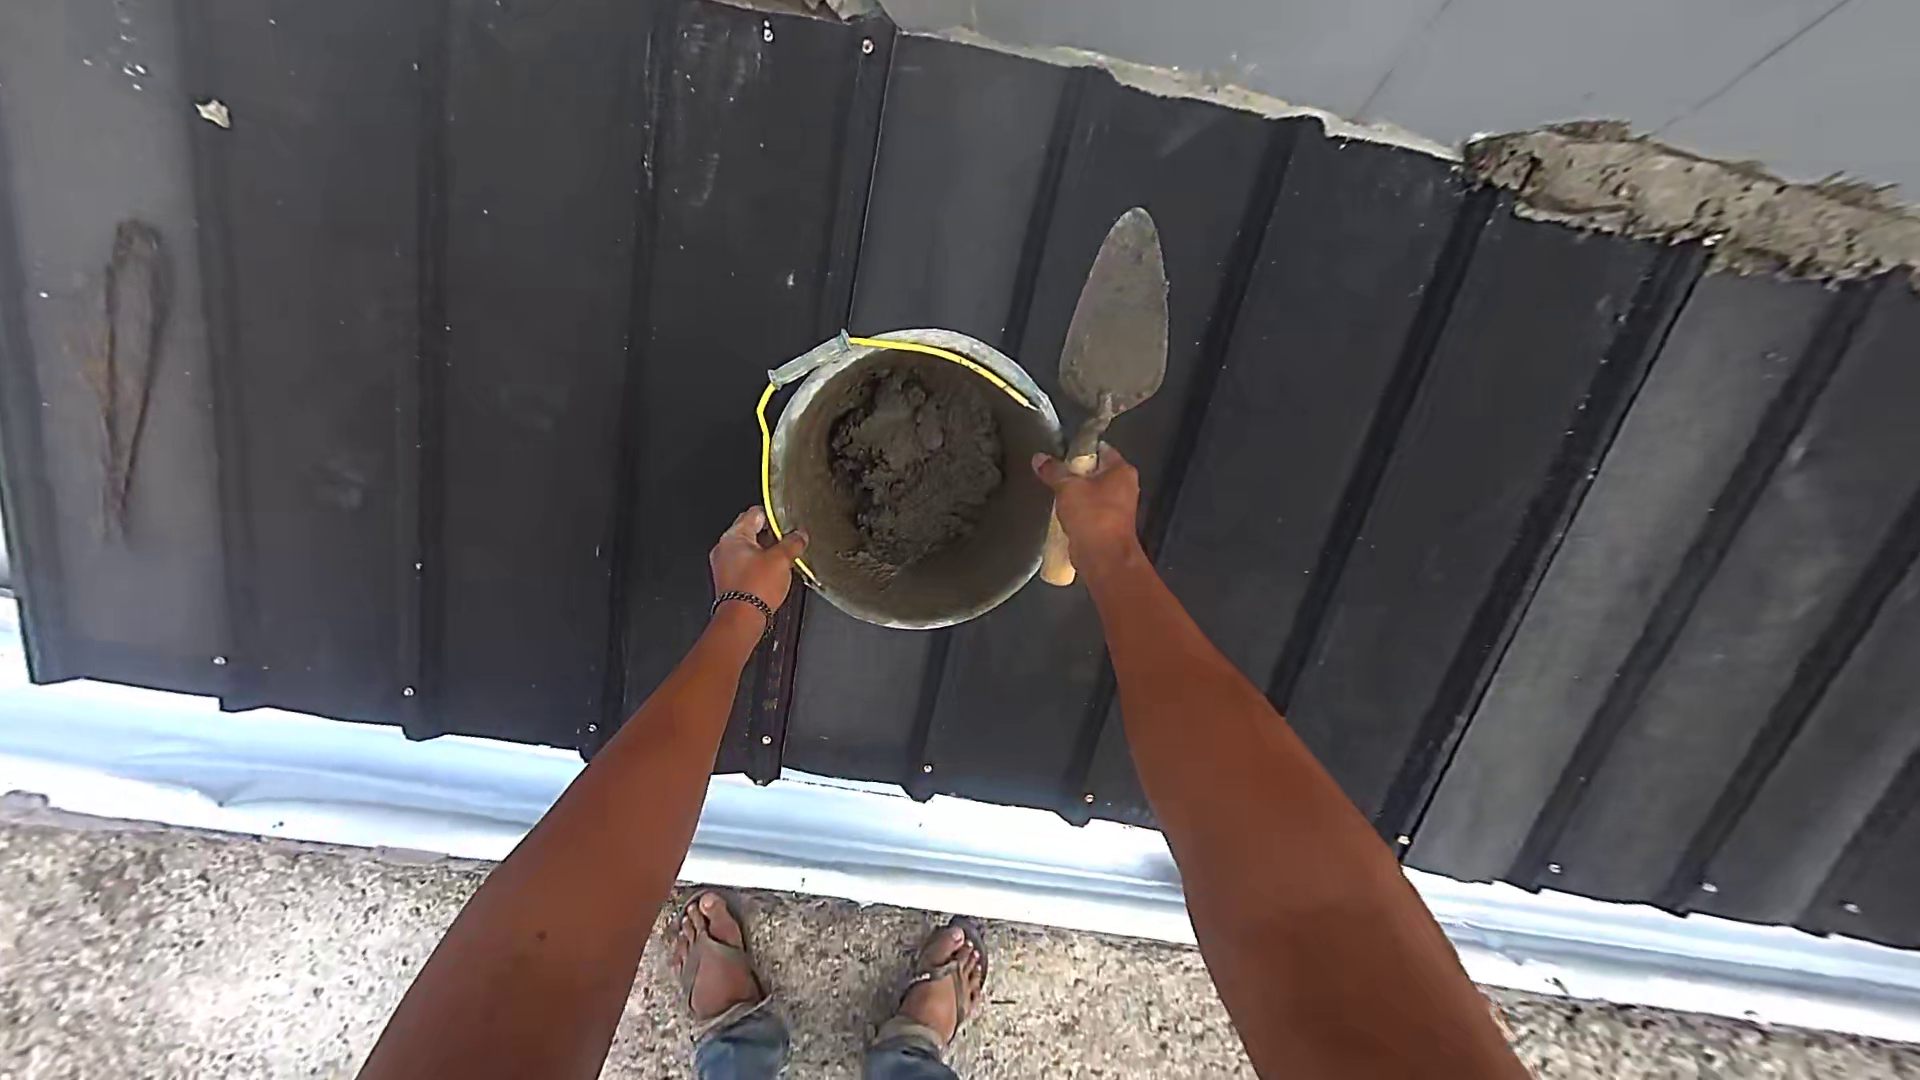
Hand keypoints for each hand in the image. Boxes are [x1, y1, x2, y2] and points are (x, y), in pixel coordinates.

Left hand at [709, 506, 807, 612]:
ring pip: (749, 549)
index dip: (774, 515)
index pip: (755, 513)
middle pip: (751, 531)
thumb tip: (800, 536)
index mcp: (733, 536)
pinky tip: (773, 574)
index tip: (786, 521)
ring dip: (766, 552)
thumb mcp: (781, 559)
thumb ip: (793, 542)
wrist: (742, 619)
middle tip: (788, 542)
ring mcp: (724, 565)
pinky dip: (760, 566)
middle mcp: (724, 548)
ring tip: (783, 560)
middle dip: (772, 536)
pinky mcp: (729, 580)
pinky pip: (747, 565)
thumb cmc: (754, 589)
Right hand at [1032, 445, 1144, 579]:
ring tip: (1054, 494)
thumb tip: (1039, 458)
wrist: (1103, 557)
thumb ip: (1053, 471)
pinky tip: (1062, 514)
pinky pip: (1090, 511)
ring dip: (1074, 494)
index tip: (1059, 453)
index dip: (1080, 449)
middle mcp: (1125, 486)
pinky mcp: (1109, 525)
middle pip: (1095, 471)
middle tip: (1053, 475)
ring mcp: (1119, 508)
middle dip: (1074, 473)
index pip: (1100, 449)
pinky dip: (1078, 512)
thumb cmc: (1091, 515)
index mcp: (1122, 471)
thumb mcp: (1067, 487)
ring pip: (1092, 493)